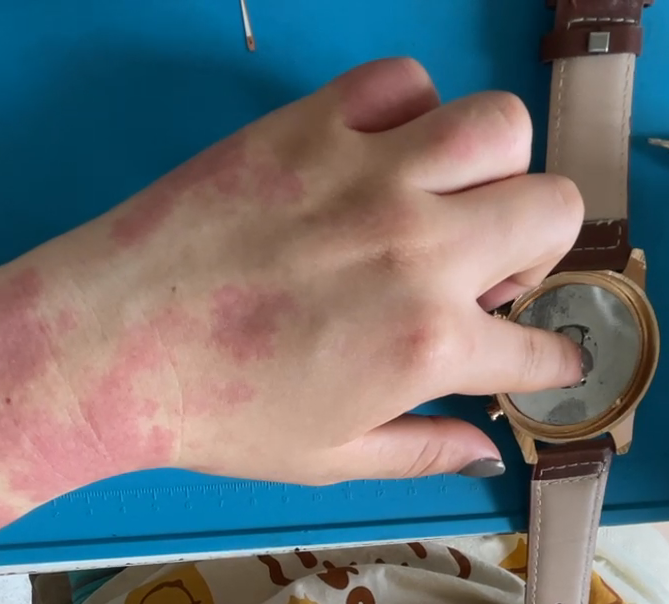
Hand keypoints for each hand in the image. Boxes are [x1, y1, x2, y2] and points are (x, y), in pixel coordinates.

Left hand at [19, 57, 585, 486]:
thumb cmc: (219, 417)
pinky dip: (411, 113)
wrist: (112, 349)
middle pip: (554, 208)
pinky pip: (403, 81)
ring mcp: (369, 174)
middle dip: (539, 250)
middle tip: (483, 277)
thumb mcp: (330, 458)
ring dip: (491, 171)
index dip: (555, 357)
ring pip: (498, 127)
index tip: (553, 356)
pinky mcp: (312, 124)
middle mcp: (419, 249)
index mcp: (427, 345)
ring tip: (442, 207)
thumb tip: (487, 454)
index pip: (537, 345)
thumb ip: (423, 453)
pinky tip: (380, 158)